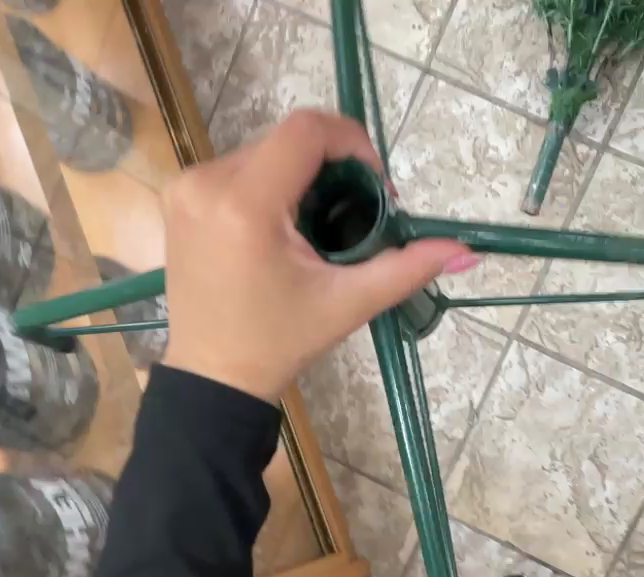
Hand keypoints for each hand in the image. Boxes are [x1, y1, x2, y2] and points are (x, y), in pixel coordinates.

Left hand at [158, 110, 476, 401]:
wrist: (215, 377)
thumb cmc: (280, 344)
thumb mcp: (347, 305)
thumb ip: (406, 270)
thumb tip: (464, 251)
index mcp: (245, 204)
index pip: (306, 131)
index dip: (352, 142)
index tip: (377, 184)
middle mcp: (207, 181)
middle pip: (286, 143)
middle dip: (330, 169)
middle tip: (356, 217)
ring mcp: (186, 187)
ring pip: (263, 155)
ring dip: (301, 180)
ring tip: (320, 230)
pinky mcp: (179, 198)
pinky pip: (237, 172)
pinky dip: (271, 190)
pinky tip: (285, 233)